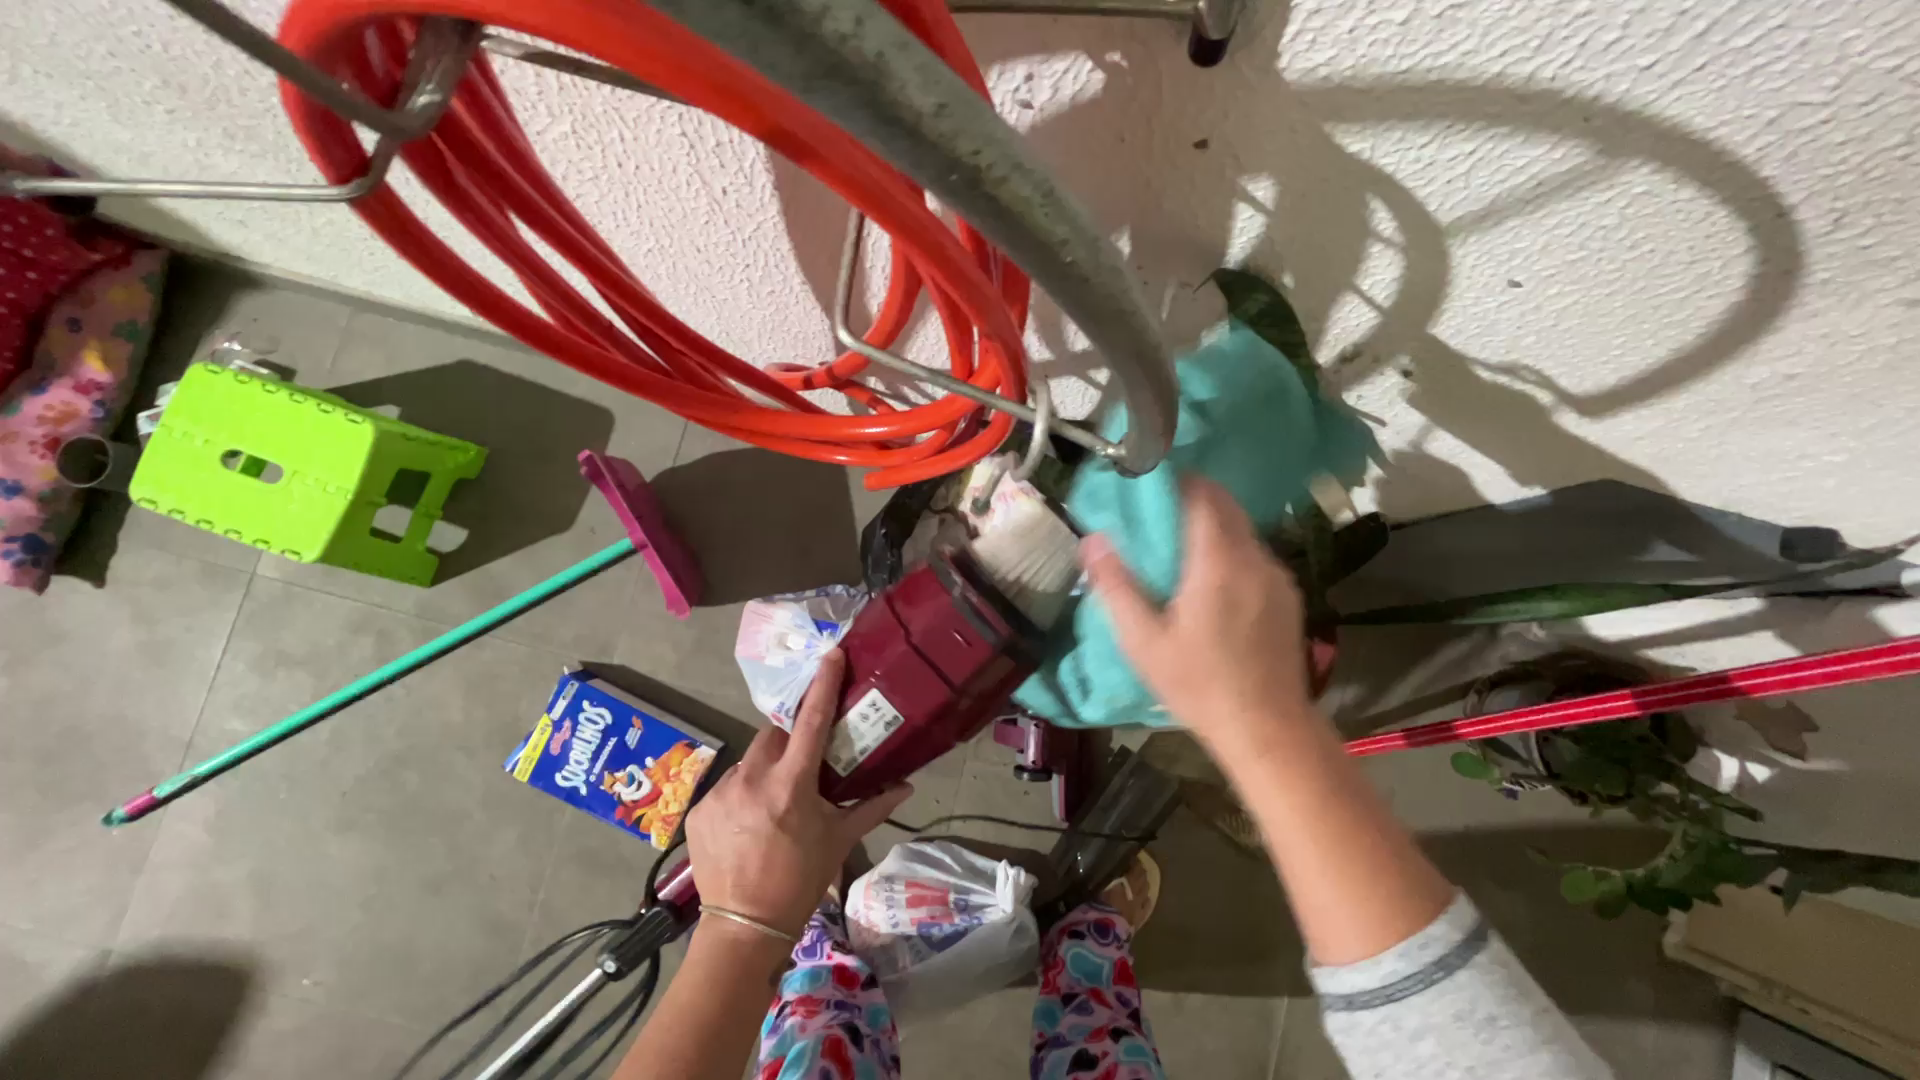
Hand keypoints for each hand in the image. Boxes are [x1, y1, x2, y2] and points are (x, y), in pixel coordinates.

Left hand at [683, 650, 912, 936]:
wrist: (744, 928)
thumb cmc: (799, 880)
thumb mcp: (838, 841)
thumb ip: (872, 806)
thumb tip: (907, 786)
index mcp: (791, 784)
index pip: (811, 721)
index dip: (823, 684)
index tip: (830, 655)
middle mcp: (752, 779)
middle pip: (773, 734)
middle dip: (788, 736)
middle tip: (801, 758)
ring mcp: (720, 793)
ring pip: (748, 761)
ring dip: (764, 769)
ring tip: (773, 801)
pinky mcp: (698, 810)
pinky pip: (726, 787)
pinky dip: (741, 794)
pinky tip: (748, 823)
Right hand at [1081, 475, 1315, 751]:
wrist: (1268, 729)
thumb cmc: (1198, 685)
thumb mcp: (1143, 642)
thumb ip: (1116, 586)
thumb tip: (1091, 540)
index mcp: (1218, 562)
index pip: (1203, 495)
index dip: (1176, 481)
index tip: (1147, 484)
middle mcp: (1254, 558)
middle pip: (1226, 506)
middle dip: (1193, 498)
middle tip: (1156, 512)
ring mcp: (1277, 577)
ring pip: (1243, 531)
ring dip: (1213, 526)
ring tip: (1179, 546)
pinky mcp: (1289, 598)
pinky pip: (1255, 557)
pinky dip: (1231, 551)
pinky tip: (1212, 581)